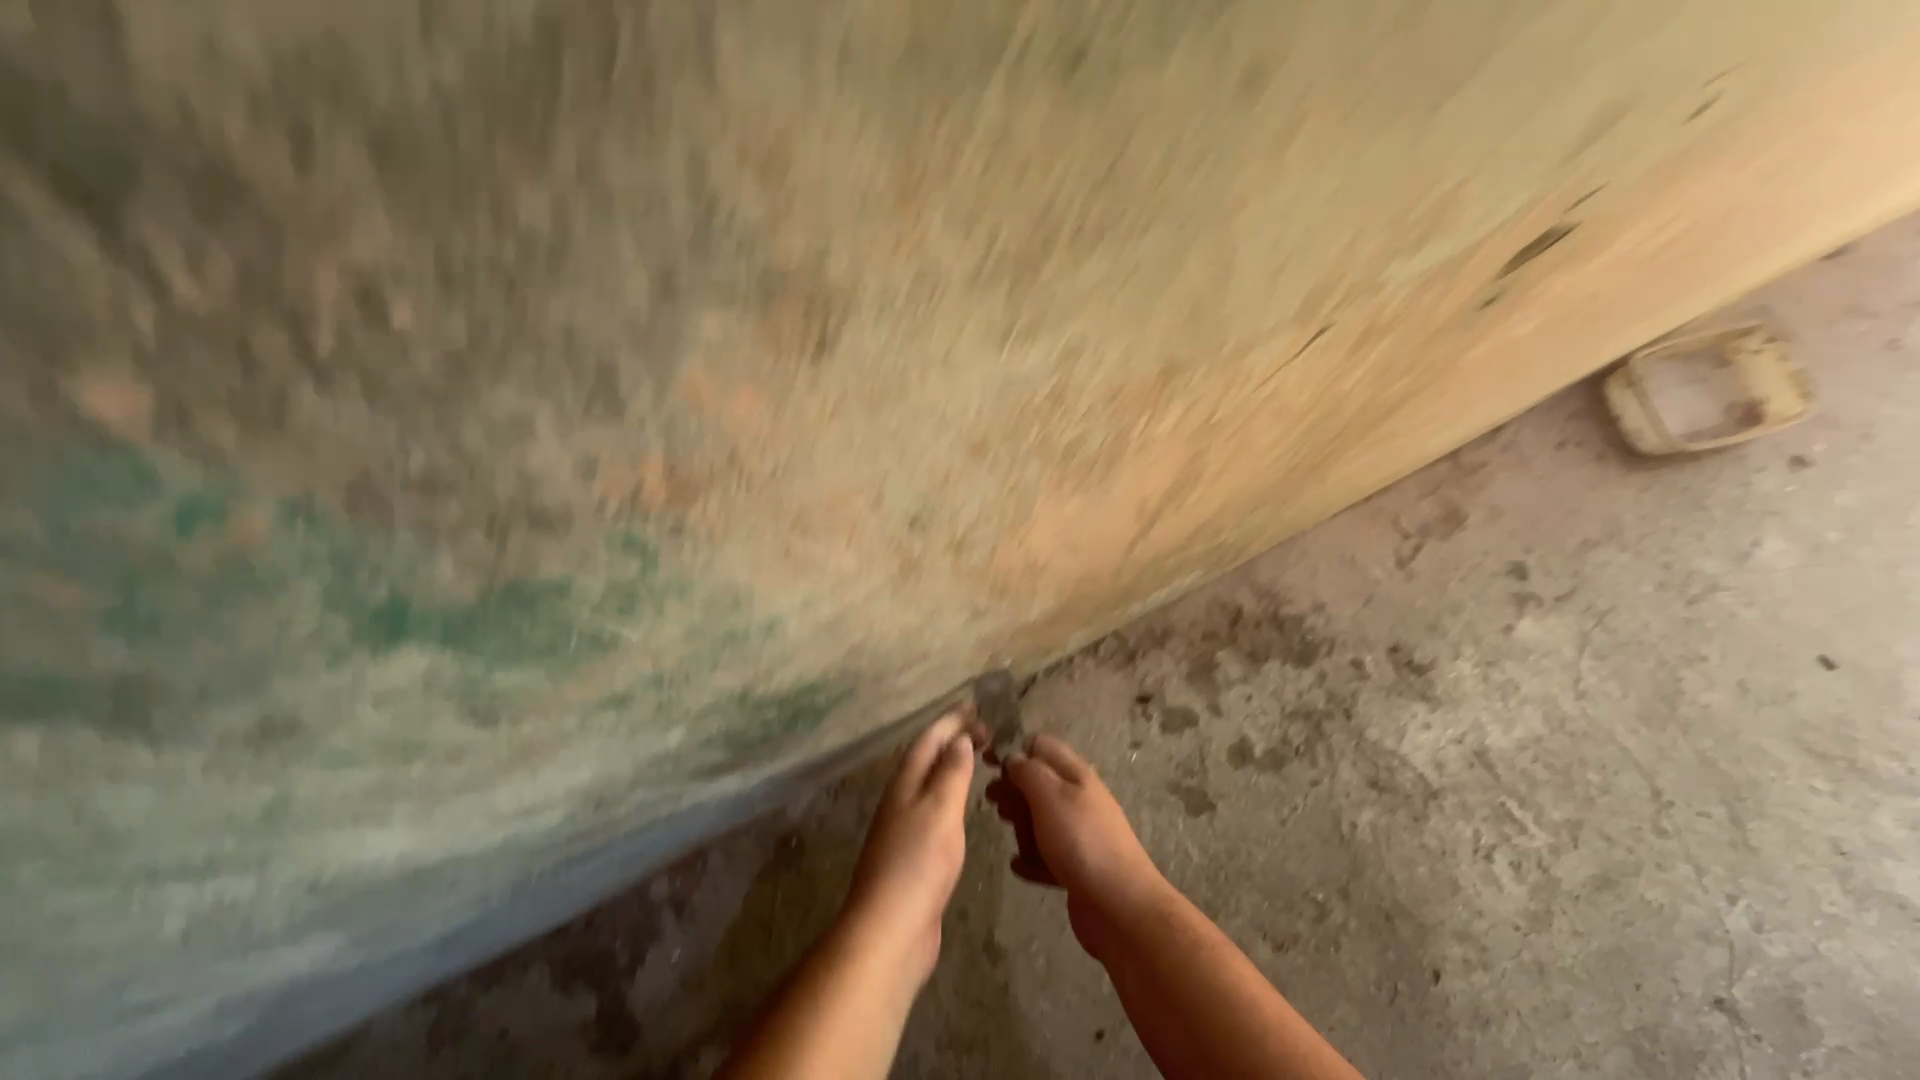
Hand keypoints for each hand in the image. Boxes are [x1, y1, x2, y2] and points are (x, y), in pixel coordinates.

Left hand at [840, 710, 983, 986]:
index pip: (928, 740)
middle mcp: (901, 801)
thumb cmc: (918, 862)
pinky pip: (935, 813)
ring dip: (952, 768)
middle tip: (987, 731)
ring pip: (930, 786)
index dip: (951, 721)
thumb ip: (951, 773)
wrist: (891, 928)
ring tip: (979, 761)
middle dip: (953, 740)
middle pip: (927, 760)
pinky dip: (952, 798)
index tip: (977, 707)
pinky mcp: (914, 856)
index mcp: (905, 784)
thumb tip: (958, 740)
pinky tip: (964, 809)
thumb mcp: (940, 809)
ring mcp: (905, 829)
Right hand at [987, 735, 1166, 959]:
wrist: (1119, 905)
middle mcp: (1078, 799)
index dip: (1014, 751)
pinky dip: (1031, 859)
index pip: (1041, 745)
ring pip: (1040, 820)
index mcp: (1075, 774)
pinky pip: (1046, 855)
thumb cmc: (1081, 841)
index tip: (987, 766)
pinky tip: (1019, 866)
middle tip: (995, 805)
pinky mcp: (1076, 866)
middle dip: (1013, 792)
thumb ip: (1028, 771)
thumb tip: (1013, 757)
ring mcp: (1079, 834)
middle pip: (1038, 784)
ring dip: (1022, 827)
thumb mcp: (1051, 795)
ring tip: (1011, 838)